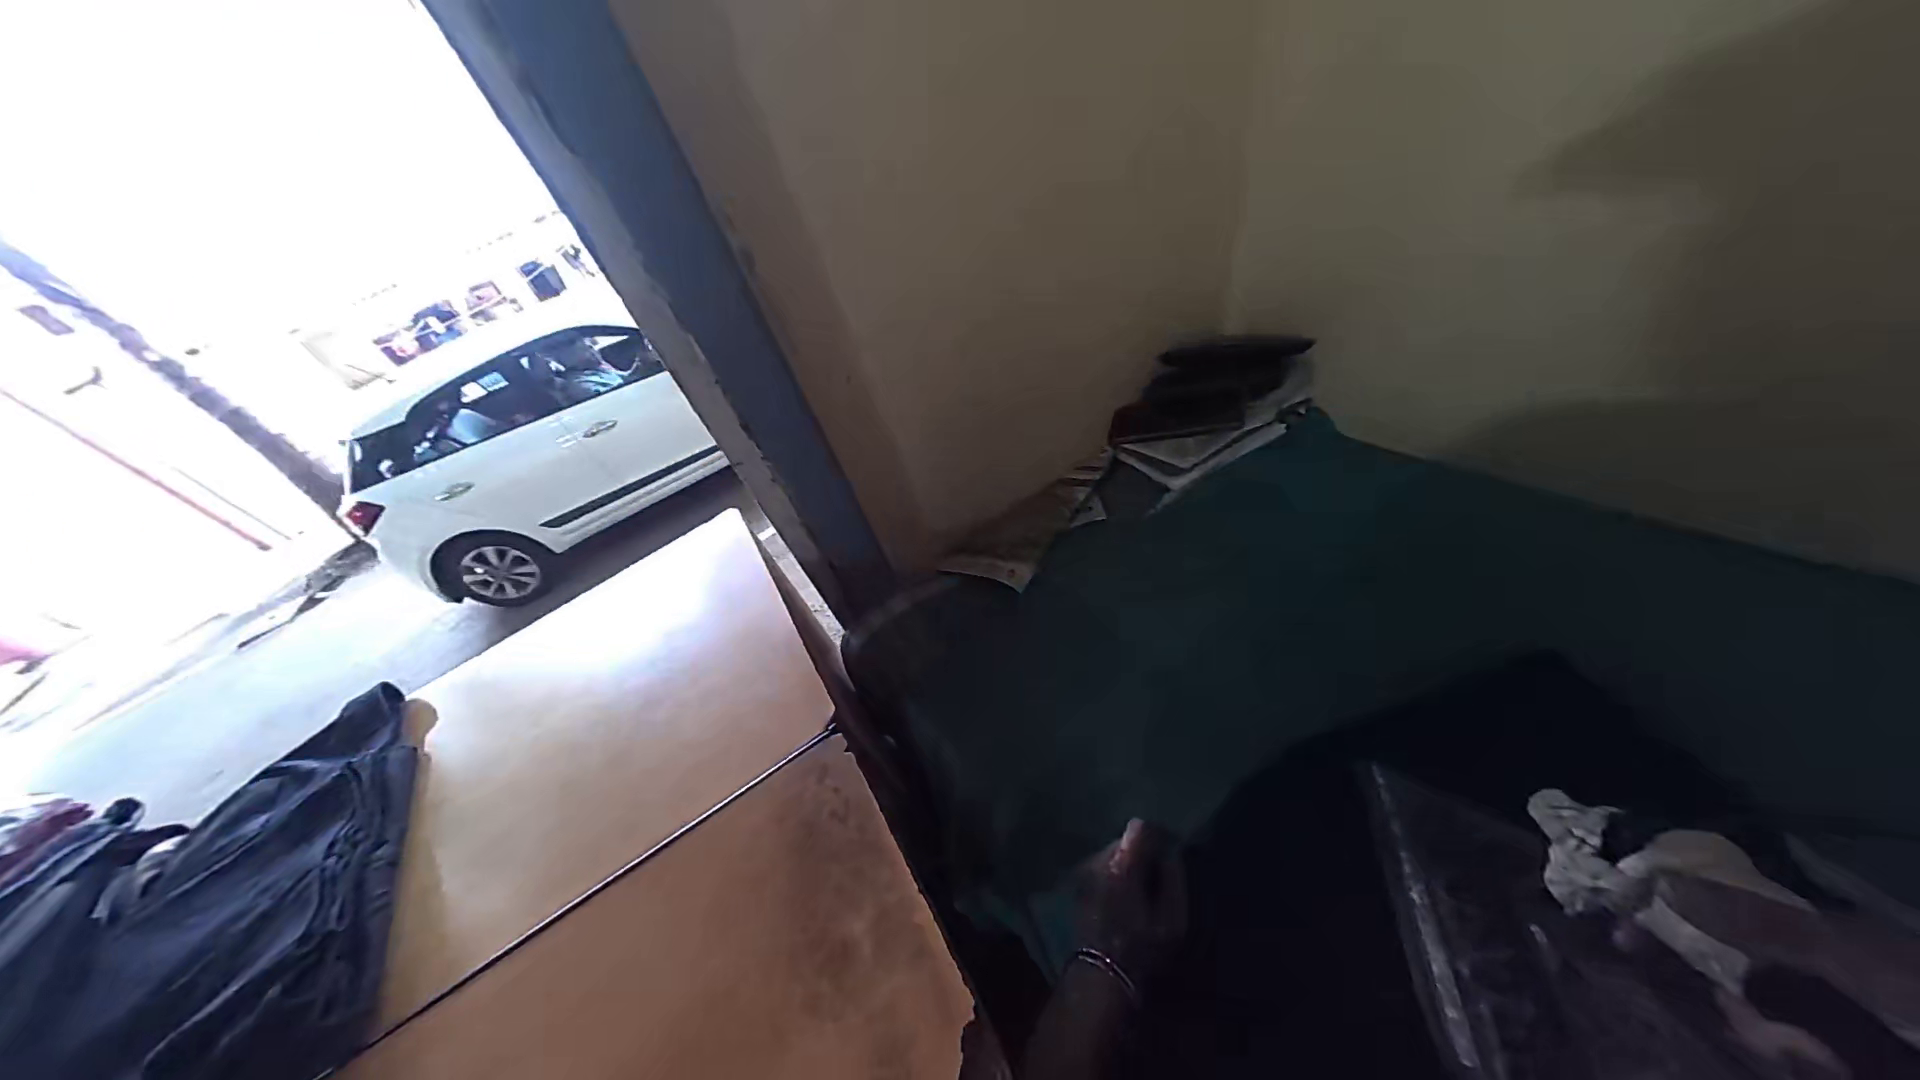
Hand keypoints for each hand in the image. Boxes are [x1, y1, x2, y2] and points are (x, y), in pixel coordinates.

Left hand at [1076, 819, 1187, 979]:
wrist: (1100, 973)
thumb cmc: (1141, 947)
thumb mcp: (1172, 921)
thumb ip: (1174, 881)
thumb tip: (1170, 854)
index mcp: (1123, 863)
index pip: (1139, 827)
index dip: (1156, 835)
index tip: (1167, 850)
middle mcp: (1099, 858)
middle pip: (1124, 839)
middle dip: (1141, 850)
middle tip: (1155, 873)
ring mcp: (1086, 869)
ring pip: (1111, 852)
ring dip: (1126, 862)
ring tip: (1139, 886)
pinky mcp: (1079, 882)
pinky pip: (1101, 866)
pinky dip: (1113, 872)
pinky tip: (1121, 895)